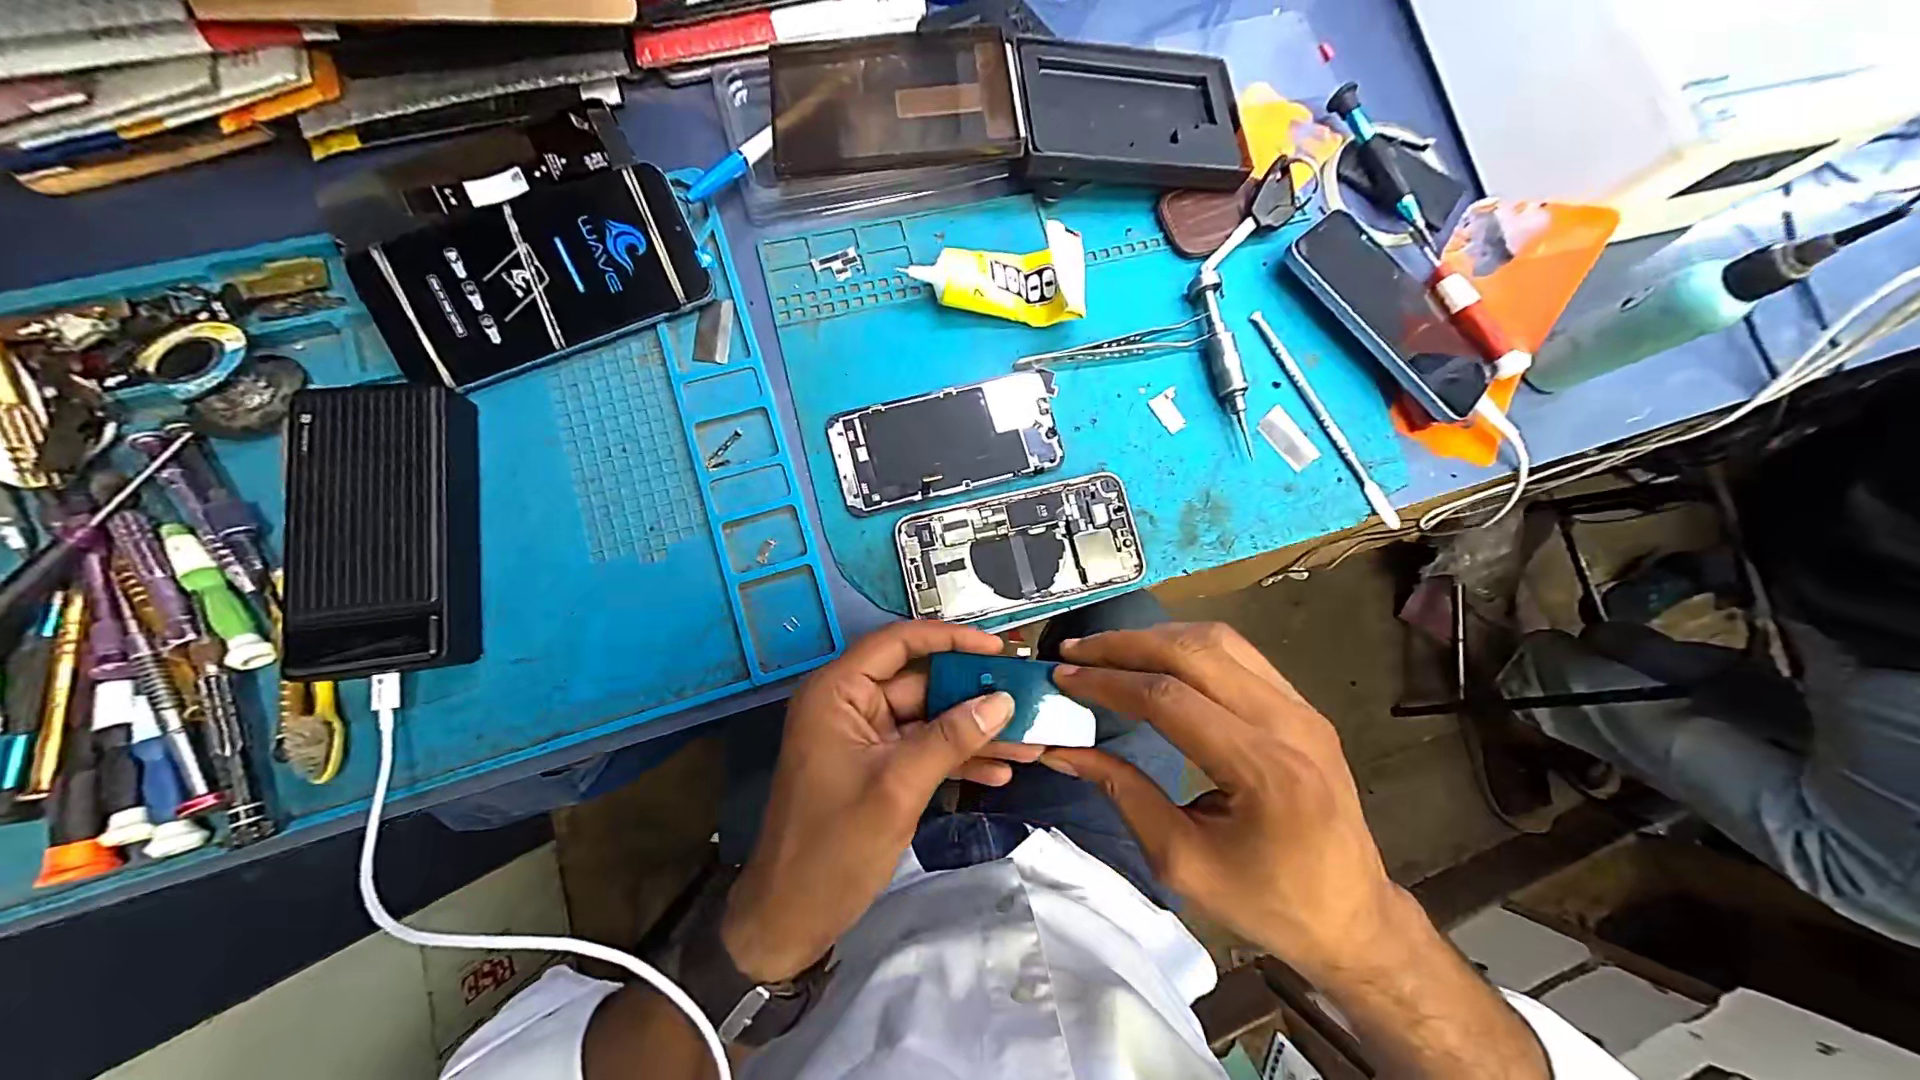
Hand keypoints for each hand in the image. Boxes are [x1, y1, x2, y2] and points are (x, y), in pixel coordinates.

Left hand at [722, 620, 1036, 981]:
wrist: (790, 920)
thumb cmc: (832, 849)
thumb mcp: (898, 787)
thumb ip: (950, 738)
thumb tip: (1001, 701)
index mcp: (837, 693)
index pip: (897, 643)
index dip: (949, 639)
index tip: (996, 648)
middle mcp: (849, 705)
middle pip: (920, 683)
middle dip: (973, 697)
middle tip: (1024, 700)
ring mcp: (863, 738)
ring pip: (928, 719)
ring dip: (973, 733)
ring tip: (1025, 744)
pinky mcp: (875, 767)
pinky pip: (922, 749)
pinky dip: (955, 759)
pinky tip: (996, 773)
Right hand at [1040, 623, 1398, 982]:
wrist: (1352, 918)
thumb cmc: (1266, 901)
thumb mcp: (1180, 860)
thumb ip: (1121, 792)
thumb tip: (1063, 749)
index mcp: (1263, 770)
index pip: (1169, 699)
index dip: (1108, 682)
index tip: (1063, 678)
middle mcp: (1289, 724)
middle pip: (1193, 652)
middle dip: (1125, 645)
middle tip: (1076, 652)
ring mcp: (1302, 708)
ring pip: (1218, 640)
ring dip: (1155, 637)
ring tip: (1108, 651)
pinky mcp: (1303, 707)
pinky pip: (1238, 654)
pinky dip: (1187, 646)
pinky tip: (1155, 659)